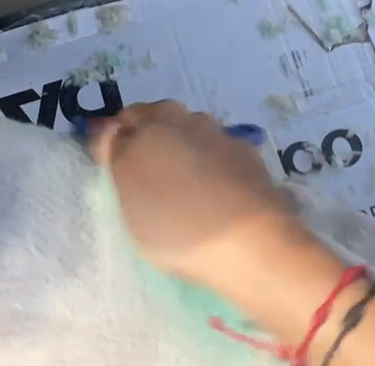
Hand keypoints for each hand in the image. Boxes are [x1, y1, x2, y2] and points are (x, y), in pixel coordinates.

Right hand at [87, 101, 374, 365]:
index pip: (137, 115)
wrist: (272, 258)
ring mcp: (241, 156)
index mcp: (179, 128)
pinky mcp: (263, 185)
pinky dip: (205, 180)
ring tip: (165, 194)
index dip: (118, 132)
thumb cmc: (195, 225)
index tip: (102, 152)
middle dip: (147, 136)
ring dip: (179, 158)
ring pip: (199, 144)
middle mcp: (211, 131)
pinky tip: (205, 207)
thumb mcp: (141, 191)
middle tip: (128, 169)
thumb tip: (110, 130)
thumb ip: (122, 152)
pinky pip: (222, 169)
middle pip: (169, 124)